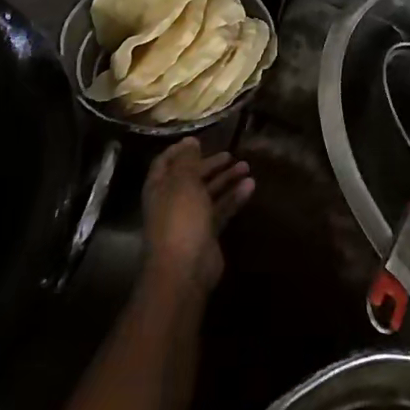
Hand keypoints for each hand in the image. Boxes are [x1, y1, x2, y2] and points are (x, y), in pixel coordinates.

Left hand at [141, 139, 253, 293]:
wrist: (184, 269)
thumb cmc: (180, 219)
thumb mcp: (183, 182)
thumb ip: (187, 160)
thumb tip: (190, 140)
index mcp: (159, 187)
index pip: (166, 162)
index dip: (180, 150)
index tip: (199, 140)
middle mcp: (172, 201)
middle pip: (191, 178)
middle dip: (209, 165)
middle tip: (230, 155)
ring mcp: (190, 219)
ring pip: (209, 193)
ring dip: (226, 180)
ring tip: (246, 167)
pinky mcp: (207, 233)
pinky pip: (221, 210)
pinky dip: (234, 198)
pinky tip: (250, 186)